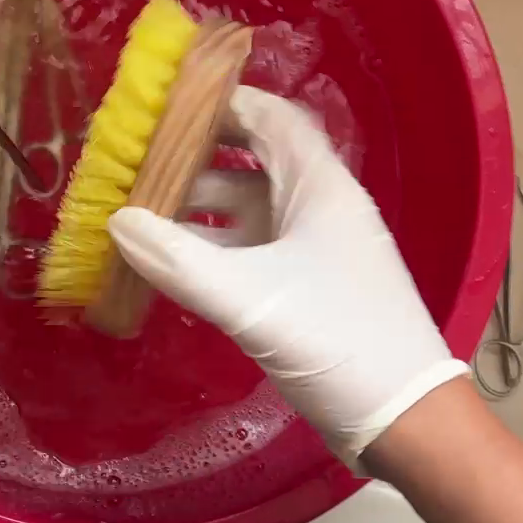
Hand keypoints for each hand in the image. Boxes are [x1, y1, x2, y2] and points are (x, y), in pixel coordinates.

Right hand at [107, 86, 467, 463]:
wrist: (406, 424)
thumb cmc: (338, 342)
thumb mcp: (250, 299)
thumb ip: (177, 261)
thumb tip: (116, 221)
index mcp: (319, 188)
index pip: (271, 118)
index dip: (224, 99)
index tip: (167, 98)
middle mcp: (314, 205)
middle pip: (249, 156)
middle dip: (194, 151)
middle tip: (138, 149)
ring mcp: (307, 243)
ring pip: (241, 203)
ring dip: (191, 201)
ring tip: (135, 204)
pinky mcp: (298, 279)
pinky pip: (241, 242)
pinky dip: (203, 240)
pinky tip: (164, 255)